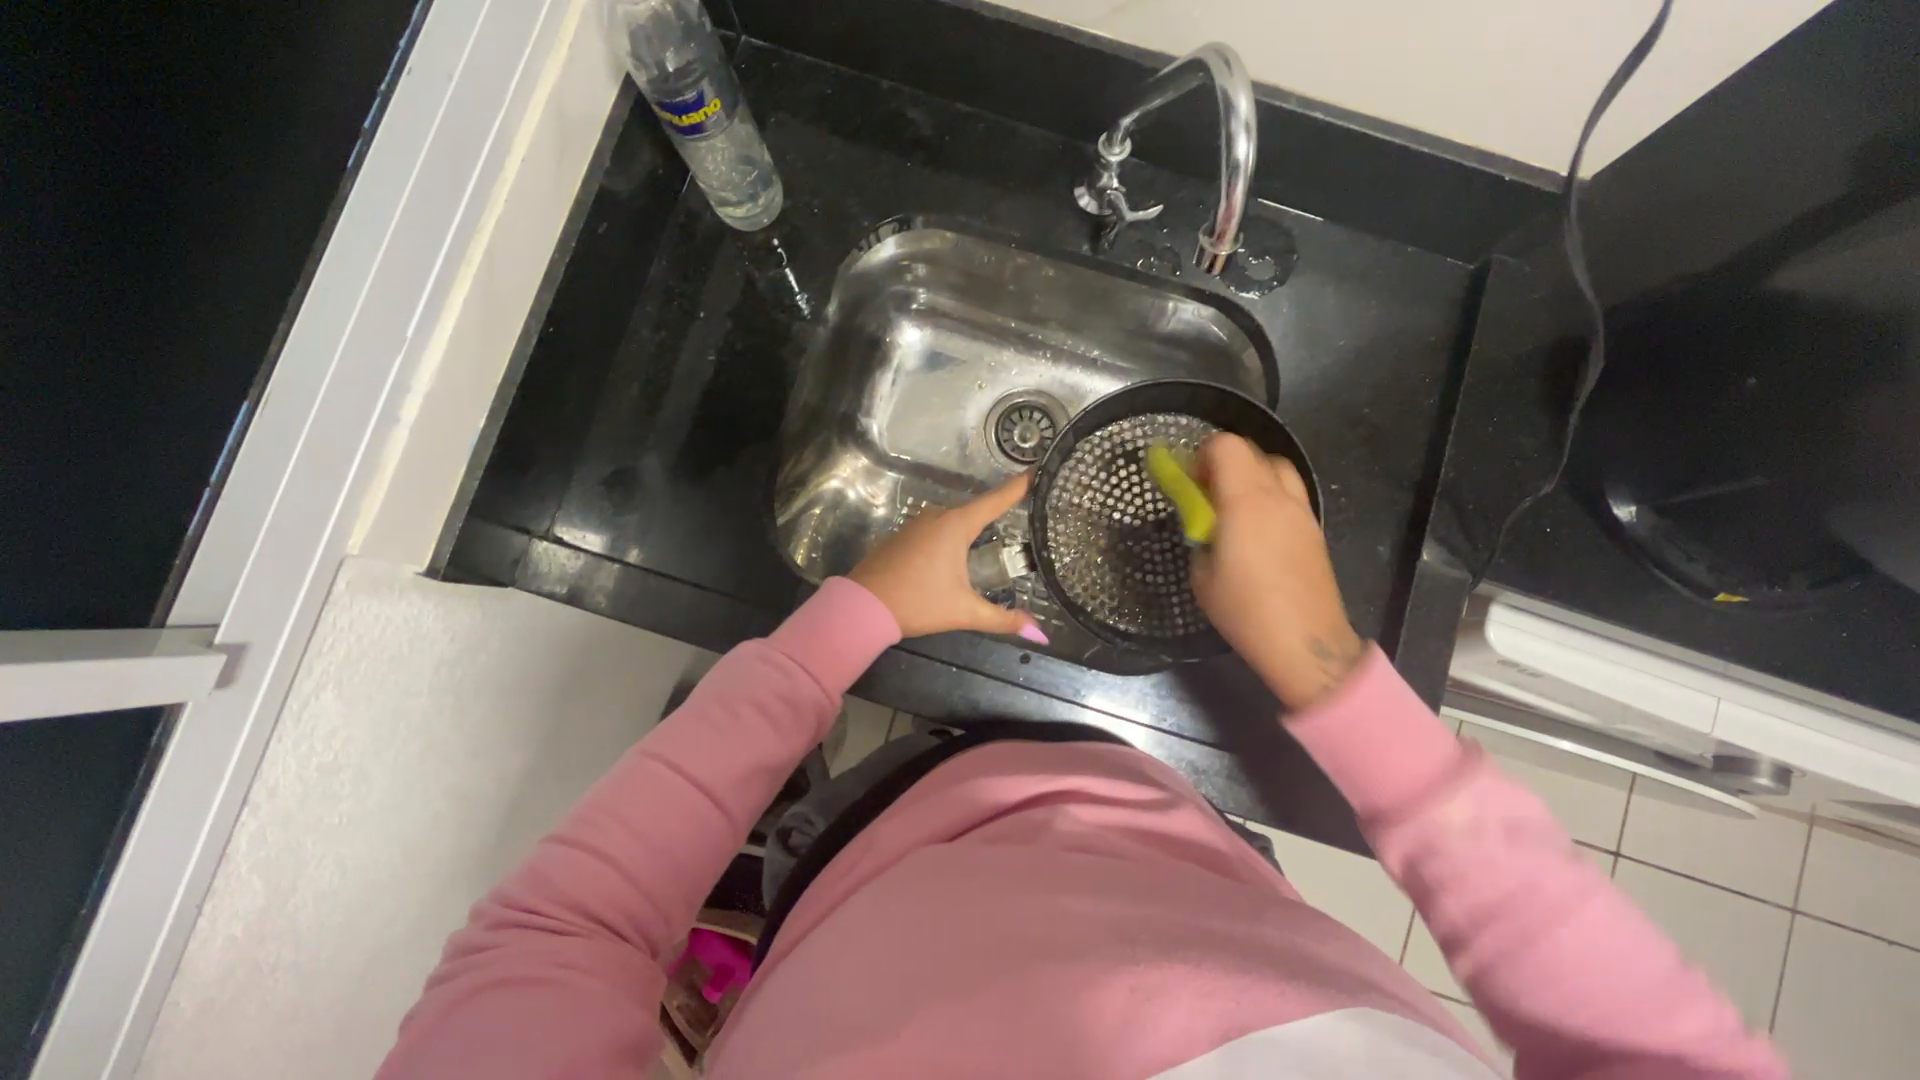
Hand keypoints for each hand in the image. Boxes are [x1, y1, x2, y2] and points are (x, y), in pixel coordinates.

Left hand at [849, 474, 1043, 640]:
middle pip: (976, 511)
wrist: (862, 606)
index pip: (996, 500)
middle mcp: (937, 516)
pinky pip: (935, 531)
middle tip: (1023, 514)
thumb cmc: (917, 603)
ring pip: (953, 523)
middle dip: (997, 514)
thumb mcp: (964, 613)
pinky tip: (956, 558)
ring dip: (971, 531)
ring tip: (994, 540)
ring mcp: (916, 524)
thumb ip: (1003, 620)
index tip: (1037, 469)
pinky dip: (950, 539)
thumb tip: (1040, 634)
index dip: (1019, 486)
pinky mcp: (902, 536)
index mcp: (956, 525)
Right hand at [1191, 434, 1363, 709]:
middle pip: (1252, 452)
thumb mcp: (1202, 577)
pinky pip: (1290, 494)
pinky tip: (1257, 530)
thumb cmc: (1245, 611)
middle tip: (1207, 493)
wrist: (1305, 642)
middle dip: (1225, 462)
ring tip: (1234, 508)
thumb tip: (1205, 526)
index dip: (1202, 454)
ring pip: (1277, 469)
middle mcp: (1278, 497)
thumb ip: (1200, 538)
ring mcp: (1302, 512)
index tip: (1189, 481)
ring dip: (1252, 476)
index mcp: (1245, 502)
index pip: (1226, 447)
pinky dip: (1270, 496)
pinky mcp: (1314, 530)